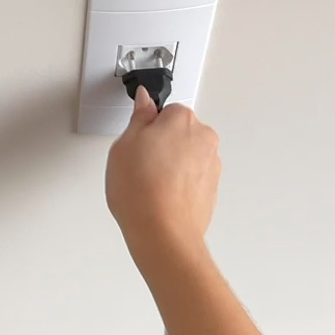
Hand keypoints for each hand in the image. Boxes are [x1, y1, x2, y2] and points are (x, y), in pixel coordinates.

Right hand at [105, 87, 219, 267]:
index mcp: (182, 119)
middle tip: (139, 165)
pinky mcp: (211, 189)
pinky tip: (160, 198)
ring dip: (171, 167)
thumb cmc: (142, 191)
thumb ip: (138, 118)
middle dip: (161, 146)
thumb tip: (144, 102)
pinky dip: (179, 186)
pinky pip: (191, 180)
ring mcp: (211, 164)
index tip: (135, 143)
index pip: (164, 111)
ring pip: (187, 157)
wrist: (162, 232)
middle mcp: (203, 137)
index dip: (146, 129)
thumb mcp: (124, 145)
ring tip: (148, 186)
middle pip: (179, 133)